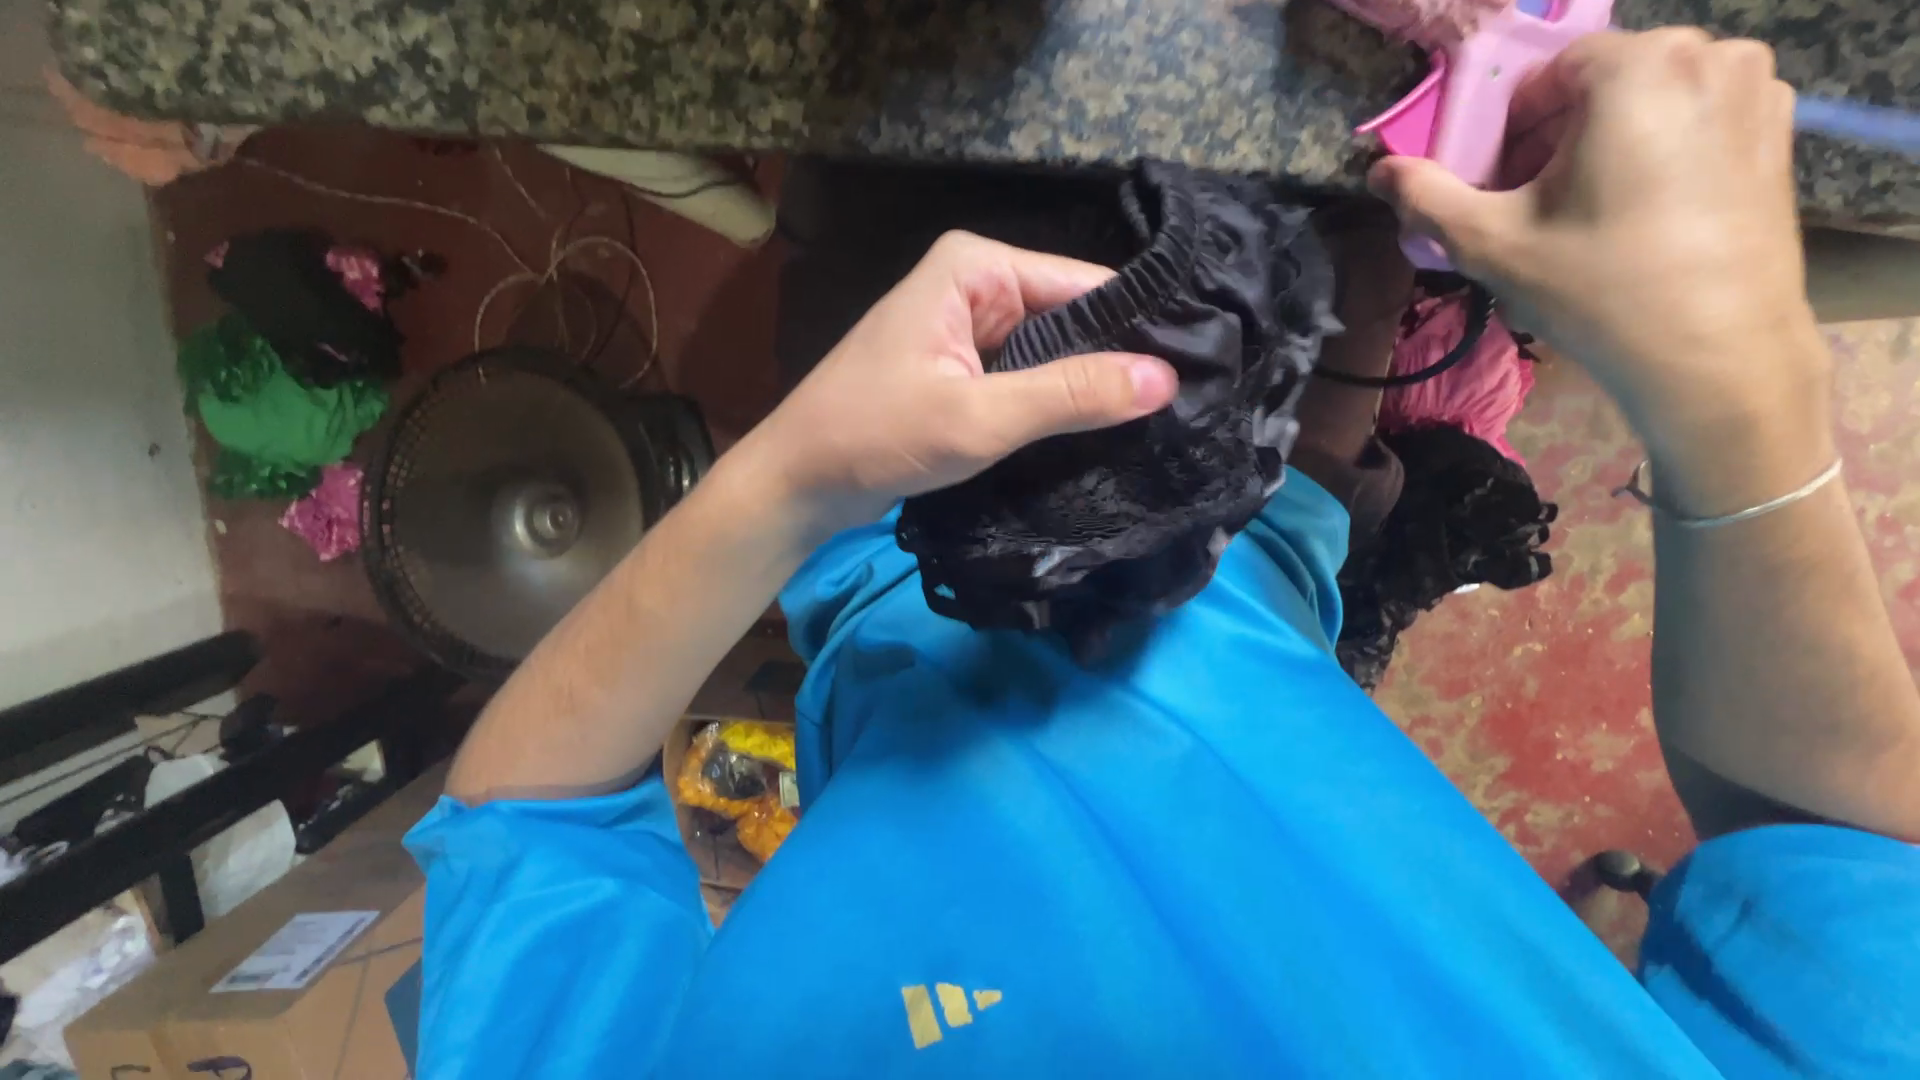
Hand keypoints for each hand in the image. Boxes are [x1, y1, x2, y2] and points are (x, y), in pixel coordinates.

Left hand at [737, 231, 1178, 535]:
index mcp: (976, 268)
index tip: (1195, 370)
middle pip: (1069, 319)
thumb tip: (1165, 377)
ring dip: (1086, 389)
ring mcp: (966, 330)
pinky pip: (1023, 380)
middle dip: (1113, 362)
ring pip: (1049, 354)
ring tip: (1156, 424)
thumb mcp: (978, 417)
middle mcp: (975, 286)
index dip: (1138, 328)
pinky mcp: (961, 372)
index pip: (1083, 286)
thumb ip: (1070, 395)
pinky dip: (1051, 406)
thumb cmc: (875, 436)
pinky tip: (1096, 435)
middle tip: (1182, 408)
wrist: (799, 482)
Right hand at [1367, 29, 1832, 513]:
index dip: (1504, 132)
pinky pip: (1687, 121)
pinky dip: (1648, 154)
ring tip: (1579, 218)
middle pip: (1594, 85)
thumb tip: (1379, 171)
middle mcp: (1710, 55)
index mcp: (1637, 67)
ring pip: (1641, 103)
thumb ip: (1426, 197)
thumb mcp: (1489, 242)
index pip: (1541, 76)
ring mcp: (1755, 90)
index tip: (1496, 190)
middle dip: (1549, 139)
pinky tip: (1631, 218)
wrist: (1712, 349)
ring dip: (1595, 147)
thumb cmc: (1594, 285)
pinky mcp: (1778, 131)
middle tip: (1529, 209)